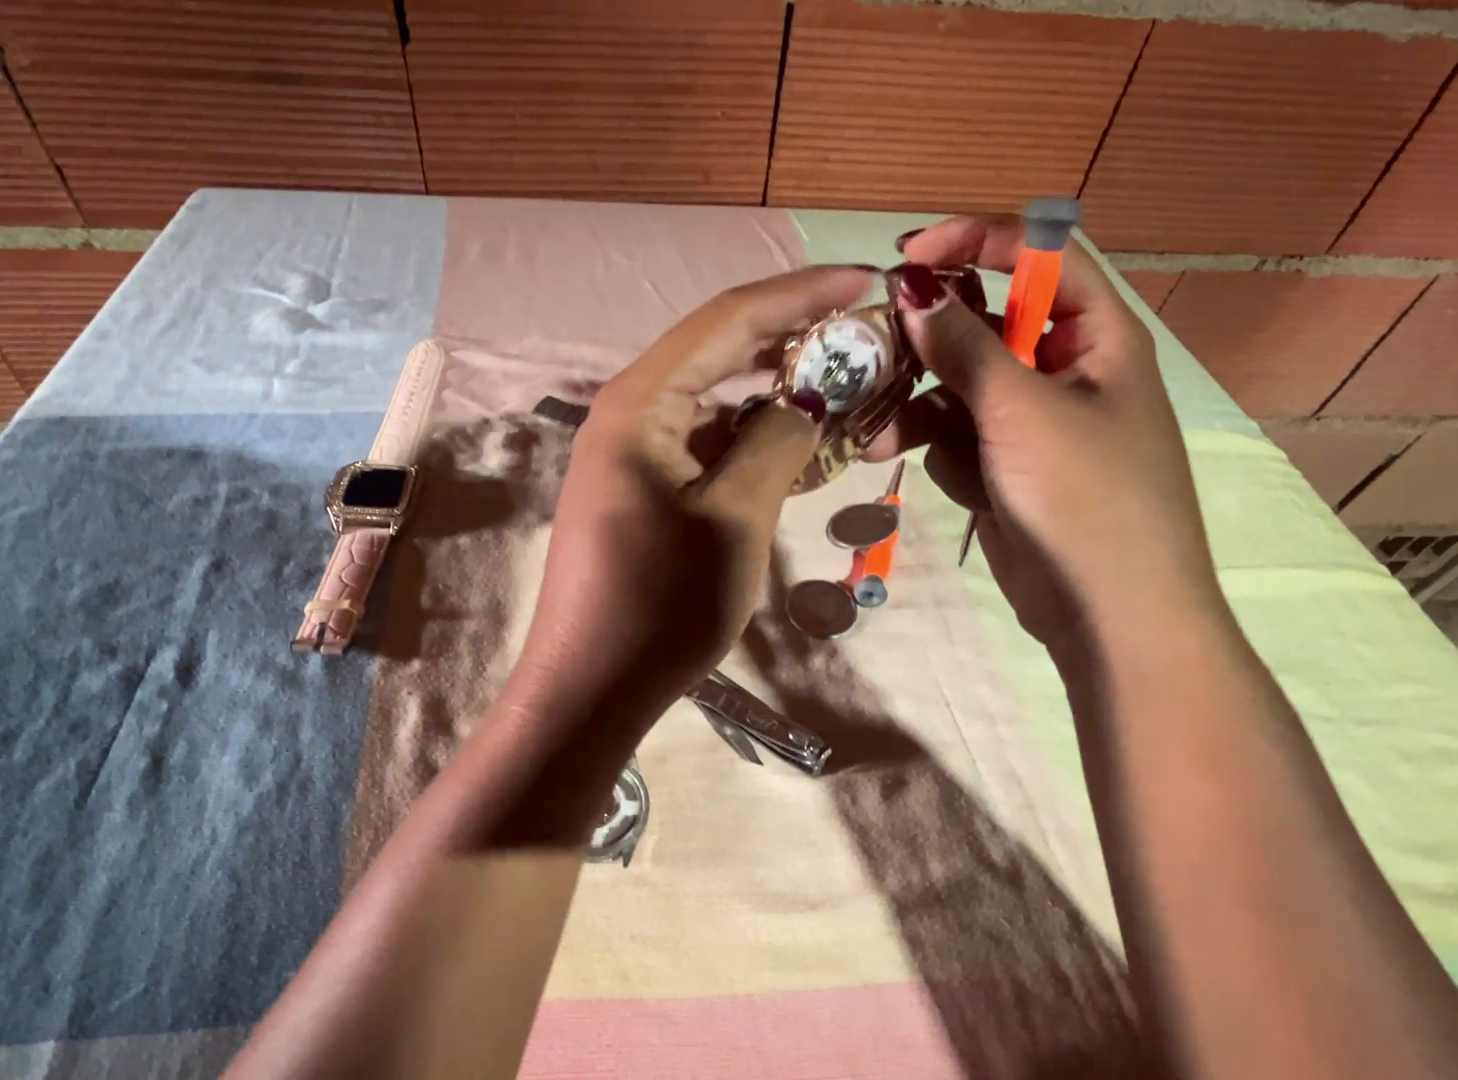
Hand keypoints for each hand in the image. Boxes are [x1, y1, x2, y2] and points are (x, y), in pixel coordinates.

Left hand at [504, 265, 871, 724]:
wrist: (589, 688)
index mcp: (641, 402)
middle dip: (794, 336)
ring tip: (847, 383)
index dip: (803, 293)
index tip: (868, 279)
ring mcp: (632, 450)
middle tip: (866, 332)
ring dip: (776, 389)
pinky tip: (801, 441)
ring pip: (716, 398)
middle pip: (720, 348)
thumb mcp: (734, 519)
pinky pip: (705, 442)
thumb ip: (778, 442)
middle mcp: (629, 410)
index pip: (730, 318)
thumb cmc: (660, 607)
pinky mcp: (641, 487)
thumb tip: (812, 398)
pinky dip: (753, 436)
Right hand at [868, 218, 1225, 656]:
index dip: (977, 241)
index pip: (1041, 255)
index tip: (907, 255)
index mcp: (1098, 336)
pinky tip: (892, 457)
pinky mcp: (1005, 467)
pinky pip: (956, 434)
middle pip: (988, 322)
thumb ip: (963, 344)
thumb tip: (913, 287)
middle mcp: (1065, 369)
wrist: (1109, 614)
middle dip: (929, 337)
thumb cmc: (1084, 496)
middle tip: (872, 344)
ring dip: (916, 400)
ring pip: (959, 383)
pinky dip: (928, 443)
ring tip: (875, 425)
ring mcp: (1032, 422)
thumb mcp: (1020, 409)